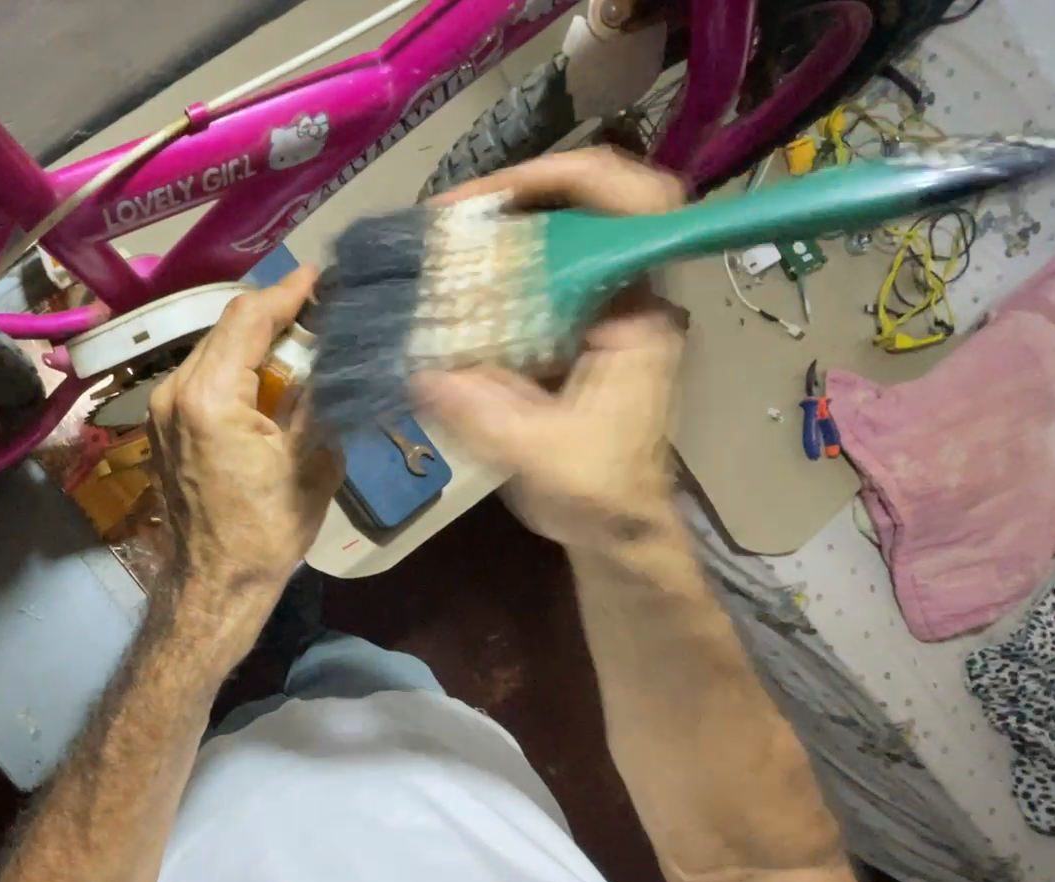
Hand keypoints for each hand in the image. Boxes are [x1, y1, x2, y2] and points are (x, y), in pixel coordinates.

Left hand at [148, 265, 343, 600]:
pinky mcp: (162, 424)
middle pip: (226, 328)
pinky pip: (202, 376)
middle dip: (273, 314)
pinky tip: (266, 375)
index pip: (248, 319)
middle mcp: (174, 391)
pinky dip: (235, 367)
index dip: (287, 292)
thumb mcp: (311, 461)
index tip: (320, 277)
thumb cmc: (268, 530)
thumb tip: (327, 357)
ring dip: (254, 341)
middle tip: (319, 310)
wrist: (216, 581)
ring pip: (212, 350)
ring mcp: (161, 408)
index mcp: (210, 397)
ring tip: (299, 340)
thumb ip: (316, 398)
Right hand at [412, 148, 688, 551]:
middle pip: (576, 217)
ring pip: (549, 248)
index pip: (632, 206)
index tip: (492, 198)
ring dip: (490, 241)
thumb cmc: (596, 494)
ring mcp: (594, 316)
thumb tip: (417, 374)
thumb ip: (483, 414)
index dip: (566, 181)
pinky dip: (485, 282)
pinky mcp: (566, 337)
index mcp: (638, 315)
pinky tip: (441, 293)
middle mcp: (622, 300)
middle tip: (439, 223)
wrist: (610, 527)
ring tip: (432, 249)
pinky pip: (527, 289)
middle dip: (508, 207)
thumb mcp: (539, 456)